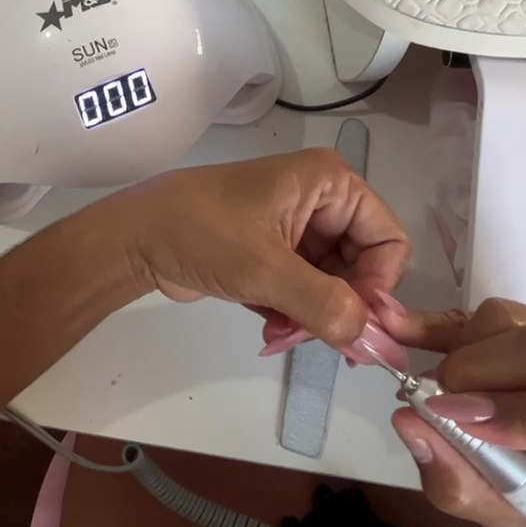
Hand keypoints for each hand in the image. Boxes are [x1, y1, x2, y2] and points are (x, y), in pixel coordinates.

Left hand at [87, 149, 410, 347]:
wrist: (138, 237)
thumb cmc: (202, 232)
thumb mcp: (265, 269)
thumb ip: (325, 305)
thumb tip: (374, 344)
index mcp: (329, 183)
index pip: (387, 240)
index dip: (379, 286)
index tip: (357, 327)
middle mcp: (320, 201)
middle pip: (362, 267)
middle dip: (340, 308)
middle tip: (313, 340)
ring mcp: (297, 229)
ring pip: (335, 286)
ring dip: (314, 318)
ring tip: (280, 335)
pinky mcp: (275, 254)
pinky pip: (307, 292)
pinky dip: (295, 316)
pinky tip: (270, 331)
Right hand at [380, 299, 525, 526]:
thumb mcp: (506, 514)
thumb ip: (459, 480)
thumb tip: (410, 422)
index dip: (522, 411)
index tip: (461, 419)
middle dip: (477, 373)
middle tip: (433, 402)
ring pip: (515, 323)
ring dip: (462, 351)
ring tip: (438, 387)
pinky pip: (491, 311)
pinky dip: (443, 324)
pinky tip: (403, 329)